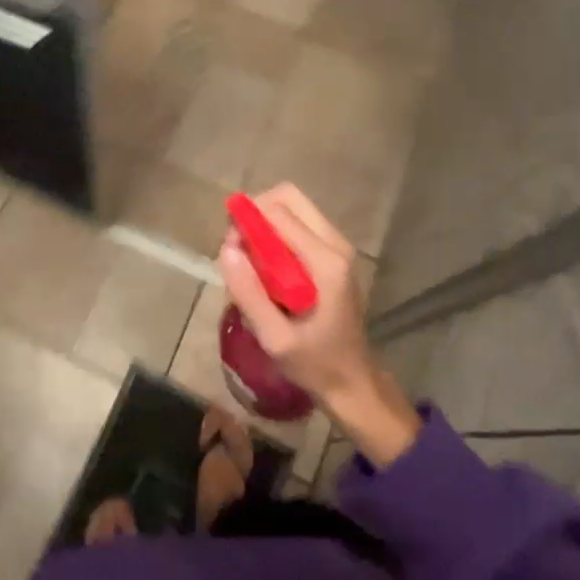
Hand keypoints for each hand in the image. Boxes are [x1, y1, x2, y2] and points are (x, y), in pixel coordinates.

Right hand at [216, 184, 419, 461]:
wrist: (353, 383)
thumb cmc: (314, 364)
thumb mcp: (274, 338)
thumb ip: (249, 293)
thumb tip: (226, 249)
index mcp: (325, 262)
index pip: (277, 211)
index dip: (245, 220)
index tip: (230, 251)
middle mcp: (336, 244)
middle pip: (288, 196)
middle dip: (256, 212)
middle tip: (239, 248)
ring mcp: (338, 247)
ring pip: (294, 207)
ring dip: (265, 223)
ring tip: (251, 261)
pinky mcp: (335, 254)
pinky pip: (300, 224)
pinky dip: (276, 233)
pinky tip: (268, 269)